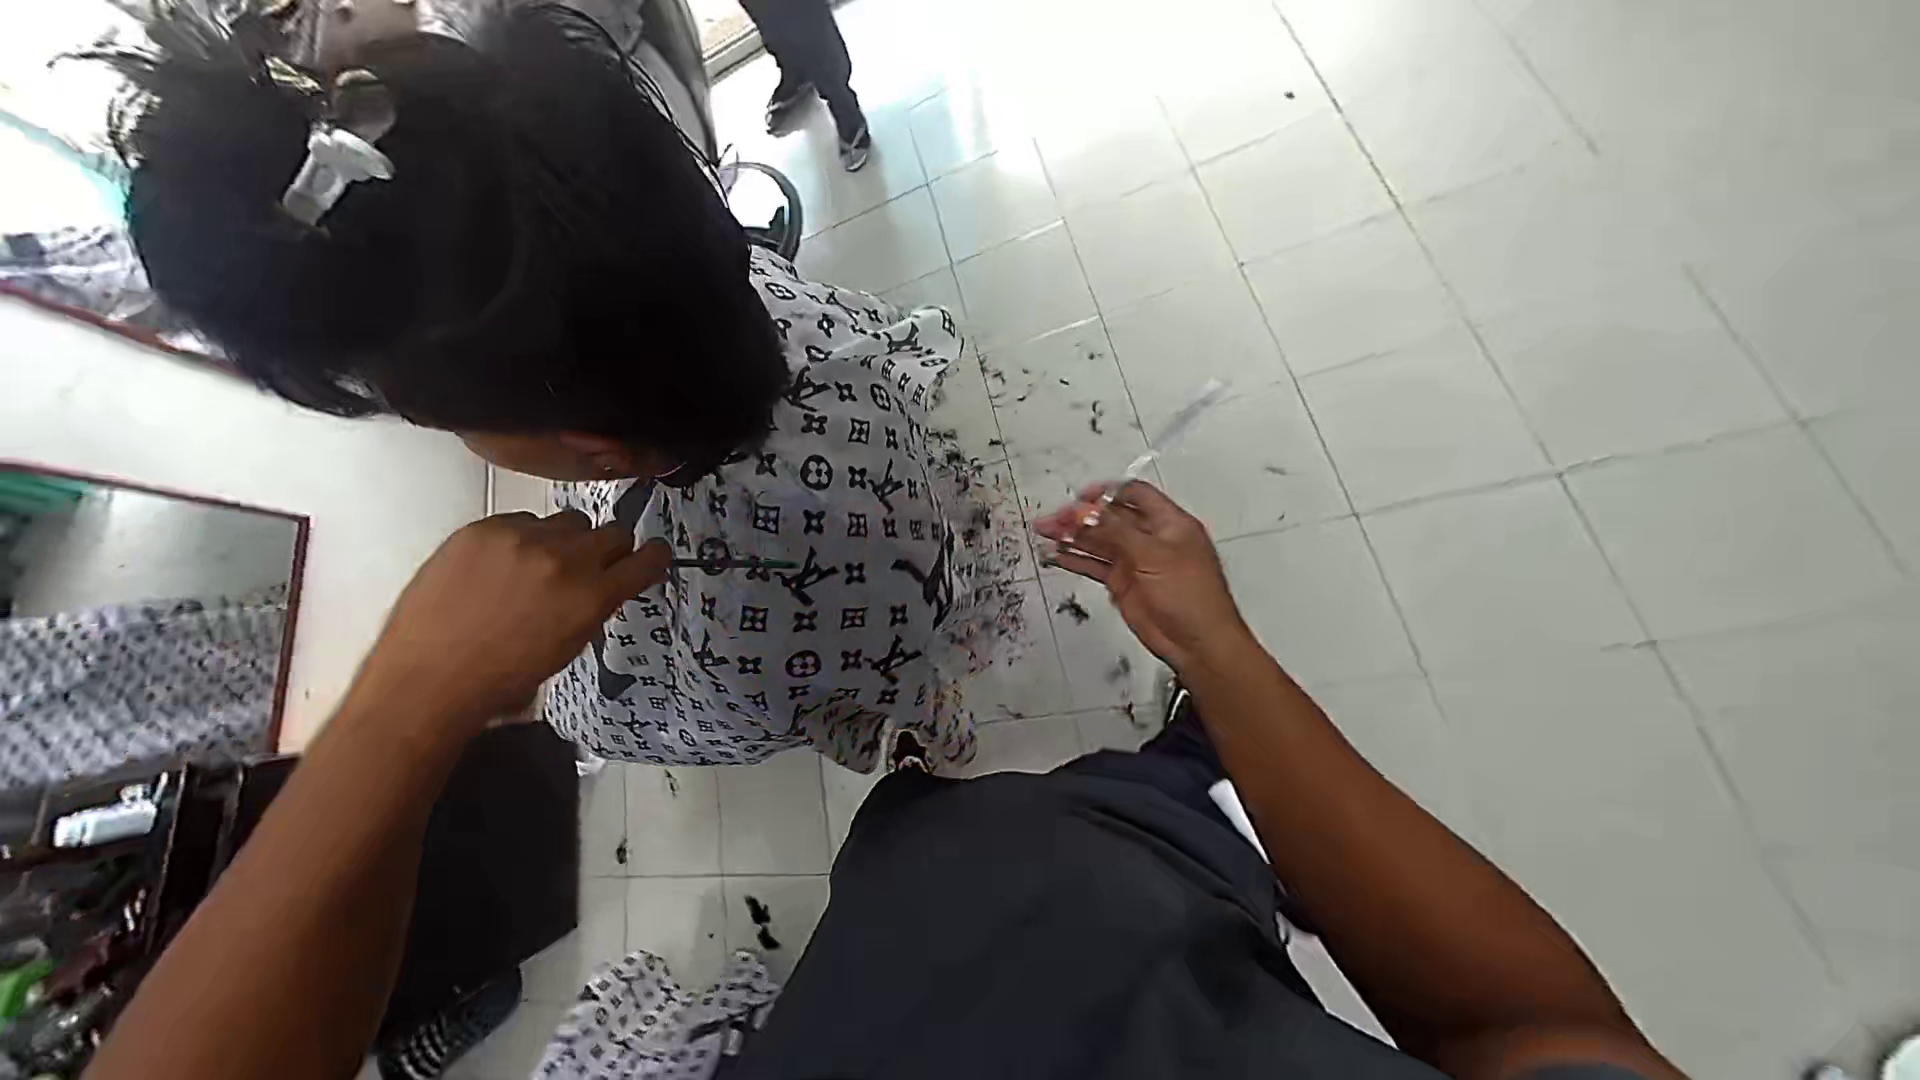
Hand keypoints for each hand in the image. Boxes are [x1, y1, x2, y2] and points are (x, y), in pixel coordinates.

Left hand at [356, 510, 670, 728]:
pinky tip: (501, 566)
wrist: (427, 680)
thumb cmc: (502, 676)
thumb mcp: (572, 644)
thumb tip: (607, 581)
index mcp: (592, 596)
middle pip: (614, 532)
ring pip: (570, 520)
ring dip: (566, 540)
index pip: (647, 558)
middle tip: (589, 566)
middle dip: (609, 549)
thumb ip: (597, 604)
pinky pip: (523, 519)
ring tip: (537, 566)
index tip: (651, 555)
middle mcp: (564, 561)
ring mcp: (522, 540)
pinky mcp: (483, 529)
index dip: (654, 556)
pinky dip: (521, 538)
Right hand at [1034, 482, 1255, 675]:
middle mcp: (1150, 538)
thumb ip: (1116, 531)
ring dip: (1072, 536)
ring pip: (1097, 540)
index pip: (1134, 494)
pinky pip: (1094, 564)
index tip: (1080, 498)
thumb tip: (1087, 512)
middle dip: (1080, 516)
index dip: (1106, 493)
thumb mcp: (1154, 555)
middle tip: (1054, 519)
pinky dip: (1074, 559)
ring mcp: (1135, 560)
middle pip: (1109, 517)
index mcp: (1168, 523)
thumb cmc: (1193, 598)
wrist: (1196, 642)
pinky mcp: (1123, 582)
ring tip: (1046, 533)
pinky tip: (1056, 555)